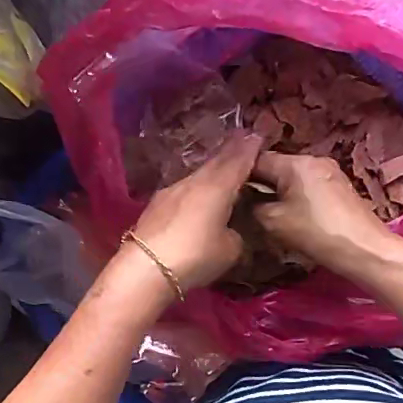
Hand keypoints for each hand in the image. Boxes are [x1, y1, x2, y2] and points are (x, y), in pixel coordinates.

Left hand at [117, 133, 264, 300]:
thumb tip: (228, 229)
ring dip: (211, 172)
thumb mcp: (229, 249)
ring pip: (197, 176)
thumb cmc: (195, 256)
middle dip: (231, 153)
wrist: (144, 268)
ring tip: (223, 172)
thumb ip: (235, 233)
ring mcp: (171, 192)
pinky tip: (197, 196)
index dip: (250, 149)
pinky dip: (195, 189)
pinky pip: (183, 190)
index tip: (258, 135)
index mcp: (217, 186)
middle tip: (243, 142)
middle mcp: (193, 182)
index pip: (238, 161)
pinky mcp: (155, 206)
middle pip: (216, 163)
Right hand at [251, 152, 401, 273]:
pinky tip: (286, 215)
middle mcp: (313, 160)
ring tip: (260, 211)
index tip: (224, 190)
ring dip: (275, 192)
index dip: (238, 174)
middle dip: (257, 184)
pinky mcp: (338, 188)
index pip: (257, 159)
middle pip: (275, 167)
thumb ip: (252, 205)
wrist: (364, 250)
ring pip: (290, 178)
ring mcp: (329, 173)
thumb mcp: (272, 221)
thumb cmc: (315, 232)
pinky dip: (293, 198)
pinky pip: (306, 187)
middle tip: (239, 203)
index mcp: (296, 163)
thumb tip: (243, 200)